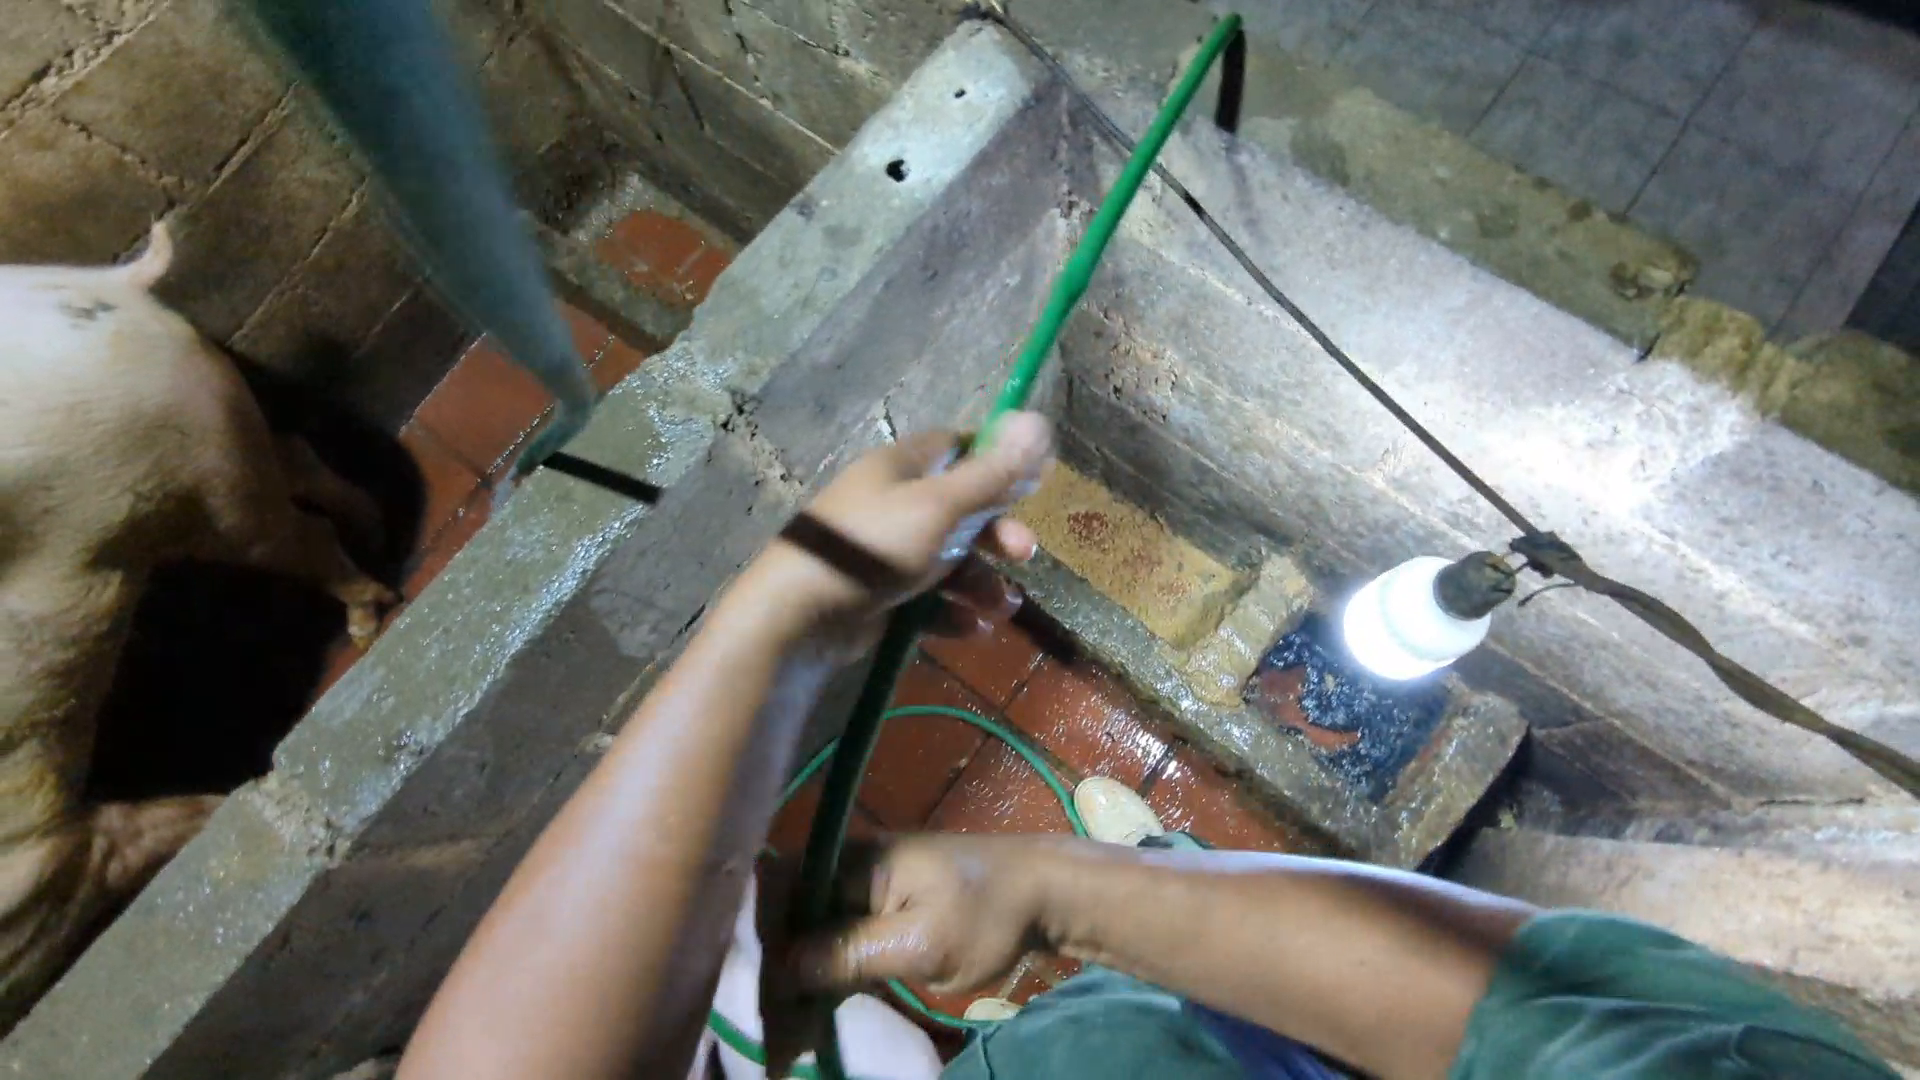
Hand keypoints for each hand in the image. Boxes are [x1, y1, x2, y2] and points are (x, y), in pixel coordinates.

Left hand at [737, 412, 1053, 645]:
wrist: (800, 614)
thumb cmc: (873, 546)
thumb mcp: (939, 506)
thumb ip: (991, 473)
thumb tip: (1039, 422)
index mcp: (902, 468)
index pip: (957, 449)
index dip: (996, 463)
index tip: (1033, 483)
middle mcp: (894, 504)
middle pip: (960, 510)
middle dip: (996, 534)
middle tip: (1025, 554)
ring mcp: (886, 553)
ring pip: (949, 561)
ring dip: (981, 582)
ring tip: (1001, 608)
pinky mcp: (881, 597)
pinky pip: (928, 599)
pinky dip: (952, 612)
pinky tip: (972, 629)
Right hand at [761, 834, 1065, 1070]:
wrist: (1043, 893)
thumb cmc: (987, 913)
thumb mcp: (922, 942)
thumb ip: (851, 951)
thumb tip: (783, 966)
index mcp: (857, 860)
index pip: (783, 890)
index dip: (760, 937)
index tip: (753, 991)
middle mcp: (853, 865)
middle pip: (793, 911)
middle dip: (775, 964)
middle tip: (769, 1024)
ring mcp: (869, 885)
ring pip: (814, 926)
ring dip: (798, 973)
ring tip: (784, 1028)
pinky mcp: (885, 905)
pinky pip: (840, 933)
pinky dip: (827, 969)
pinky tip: (813, 1007)